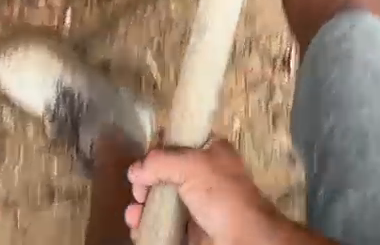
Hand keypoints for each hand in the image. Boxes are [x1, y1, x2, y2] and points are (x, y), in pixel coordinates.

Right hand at [124, 139, 287, 243]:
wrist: (246, 241)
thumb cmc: (222, 194)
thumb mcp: (190, 166)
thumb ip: (159, 163)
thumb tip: (134, 171)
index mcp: (210, 151)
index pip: (176, 144)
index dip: (156, 153)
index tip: (141, 166)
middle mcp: (204, 176)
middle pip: (165, 175)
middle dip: (145, 185)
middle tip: (137, 195)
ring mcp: (199, 206)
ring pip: (163, 202)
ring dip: (144, 208)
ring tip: (133, 216)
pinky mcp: (194, 232)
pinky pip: (167, 226)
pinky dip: (150, 227)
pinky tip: (139, 229)